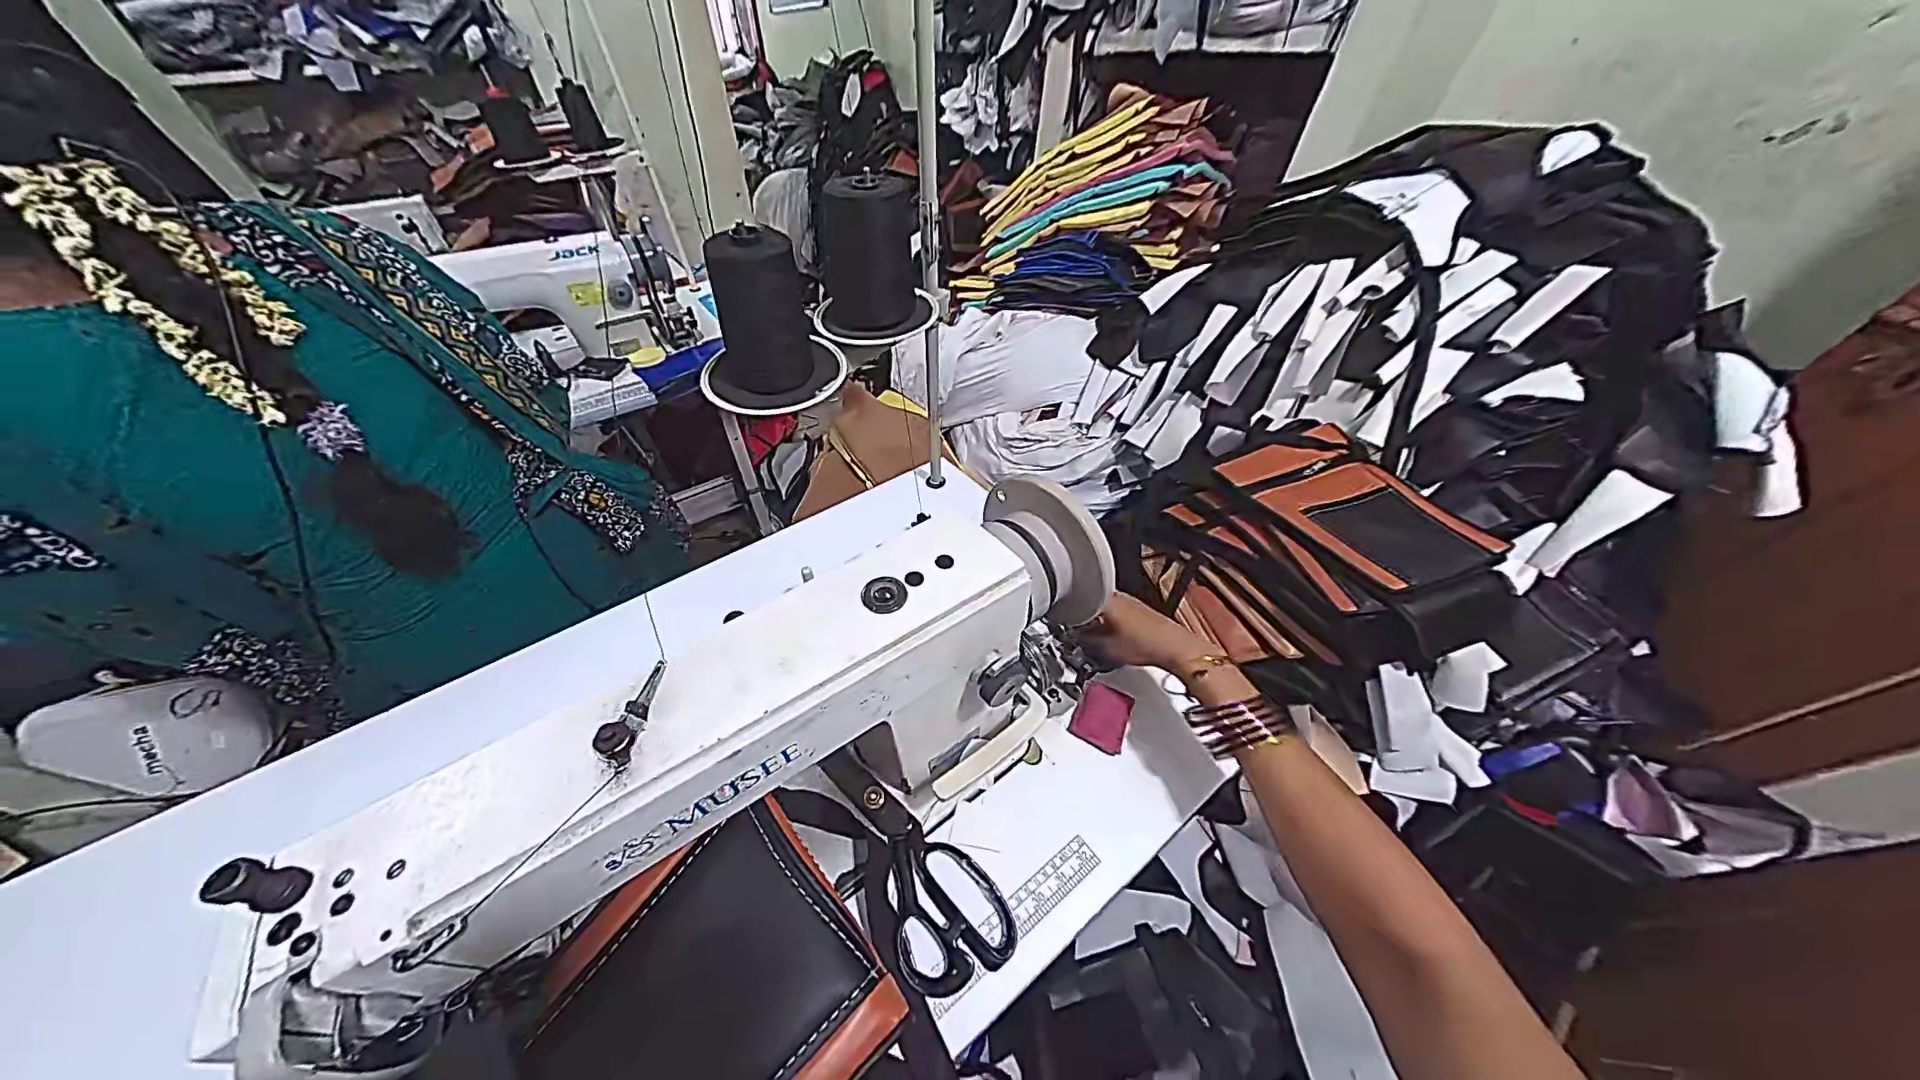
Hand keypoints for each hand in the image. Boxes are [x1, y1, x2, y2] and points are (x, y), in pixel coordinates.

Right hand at [1078, 591, 1216, 670]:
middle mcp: (1117, 596)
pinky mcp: (1138, 610)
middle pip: (1089, 605)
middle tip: (1081, 637)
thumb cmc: (1148, 645)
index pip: (1077, 603)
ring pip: (1102, 609)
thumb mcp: (1105, 649)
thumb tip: (1074, 638)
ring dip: (1097, 622)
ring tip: (1100, 640)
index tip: (1066, 628)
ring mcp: (1129, 601)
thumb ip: (1083, 641)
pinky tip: (1116, 639)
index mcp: (1105, 600)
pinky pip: (1116, 613)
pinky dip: (1111, 624)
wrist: (1175, 648)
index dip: (1069, 618)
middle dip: (1083, 620)